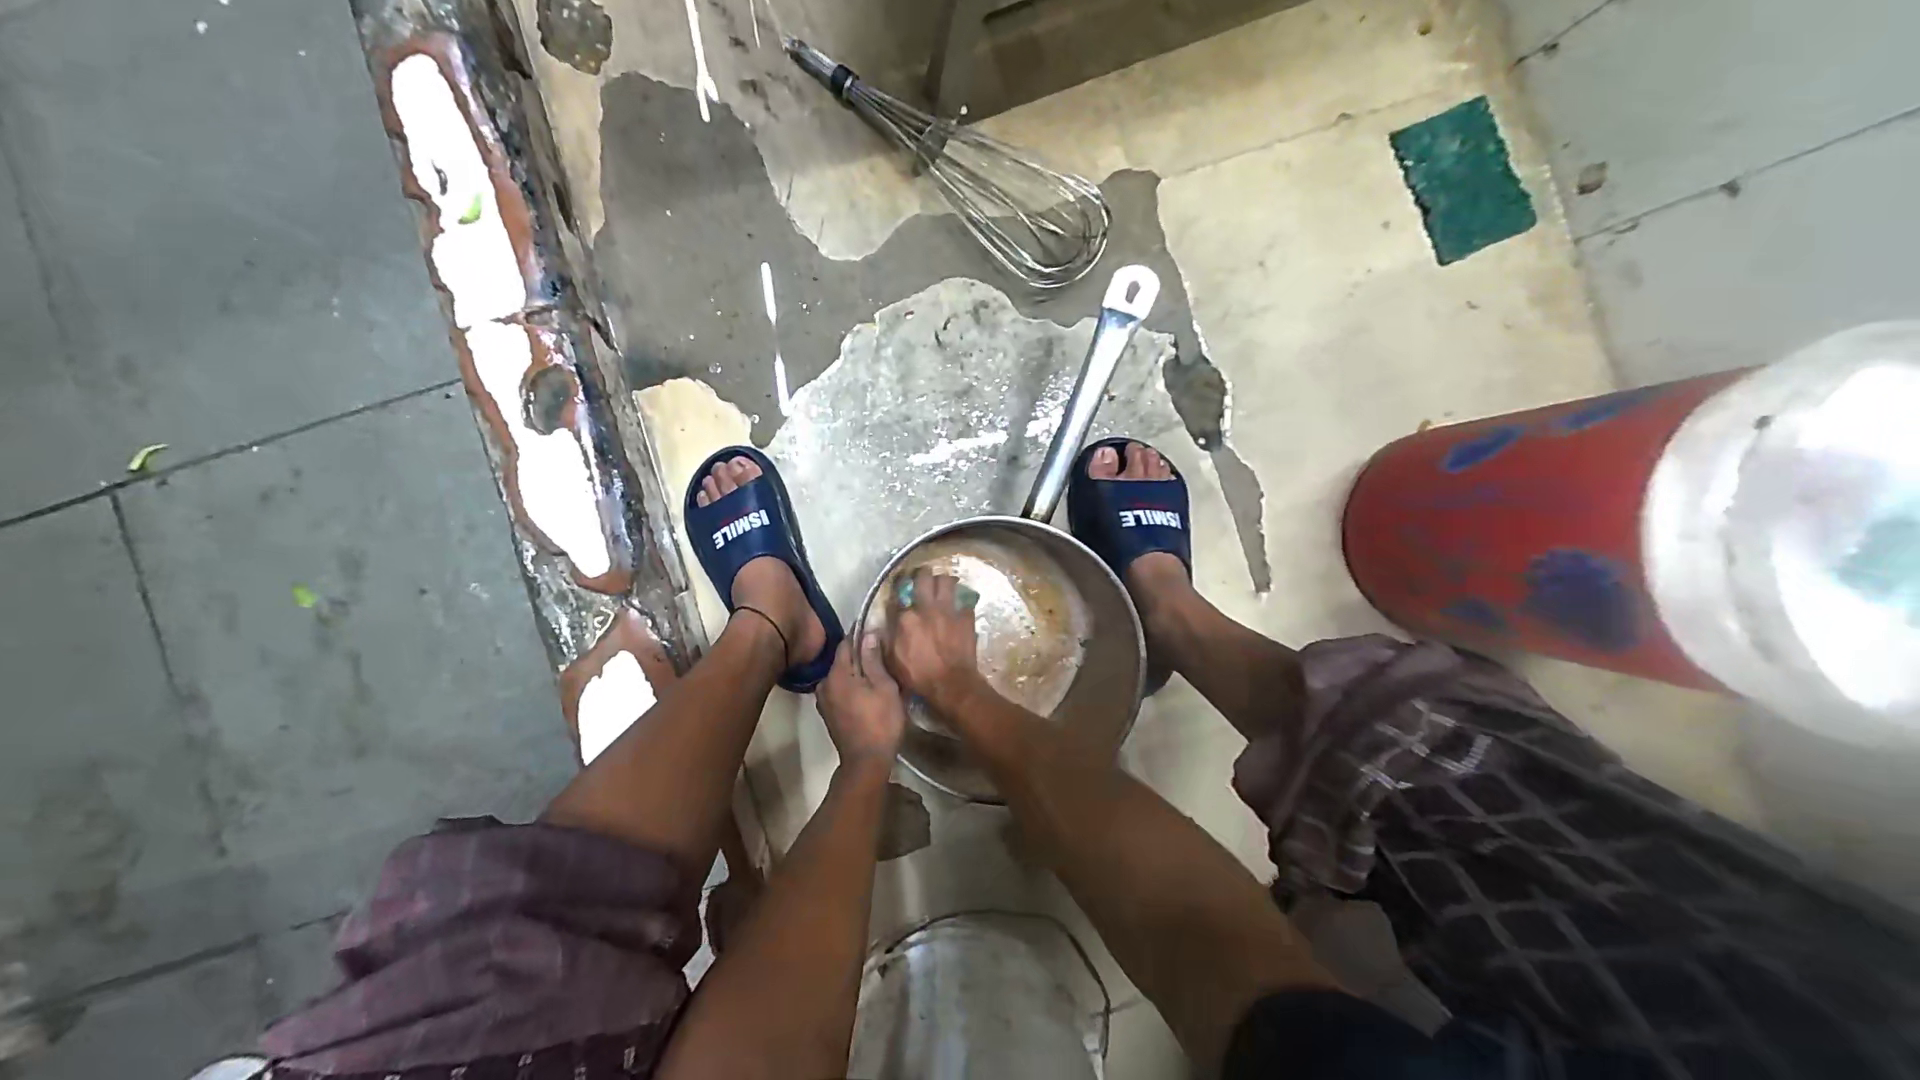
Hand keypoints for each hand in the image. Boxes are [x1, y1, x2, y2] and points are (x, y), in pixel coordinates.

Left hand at [817, 633, 907, 766]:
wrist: (866, 762)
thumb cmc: (880, 722)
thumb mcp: (884, 687)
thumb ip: (874, 659)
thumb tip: (868, 633)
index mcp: (836, 674)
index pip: (845, 643)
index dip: (861, 635)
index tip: (875, 630)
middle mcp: (824, 684)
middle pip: (842, 660)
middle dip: (859, 654)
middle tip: (880, 652)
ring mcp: (824, 701)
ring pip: (841, 676)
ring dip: (856, 672)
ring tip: (877, 671)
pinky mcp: (829, 714)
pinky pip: (840, 690)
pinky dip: (852, 686)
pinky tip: (867, 690)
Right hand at [882, 569, 983, 711]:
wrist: (950, 684)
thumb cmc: (918, 675)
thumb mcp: (892, 661)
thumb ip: (886, 640)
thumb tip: (877, 628)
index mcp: (906, 617)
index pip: (899, 592)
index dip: (900, 586)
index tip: (901, 585)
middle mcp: (926, 608)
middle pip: (925, 577)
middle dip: (923, 573)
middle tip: (923, 576)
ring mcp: (949, 611)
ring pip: (948, 582)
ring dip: (944, 581)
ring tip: (943, 585)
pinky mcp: (966, 618)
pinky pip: (965, 603)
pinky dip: (962, 604)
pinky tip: (960, 609)